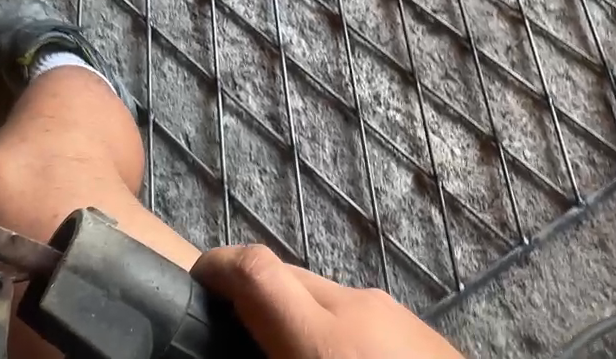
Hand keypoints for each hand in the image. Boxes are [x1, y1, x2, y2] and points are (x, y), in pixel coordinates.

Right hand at [193, 245, 465, 358]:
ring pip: (326, 298)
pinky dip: (338, 336)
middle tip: (238, 341)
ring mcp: (395, 312)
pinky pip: (362, 318)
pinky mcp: (422, 327)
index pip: (255, 270)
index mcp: (321, 340)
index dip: (217, 266)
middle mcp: (357, 308)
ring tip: (292, 358)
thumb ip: (274, 352)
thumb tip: (262, 340)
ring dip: (298, 321)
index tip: (194, 282)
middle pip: (287, 277)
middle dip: (254, 300)